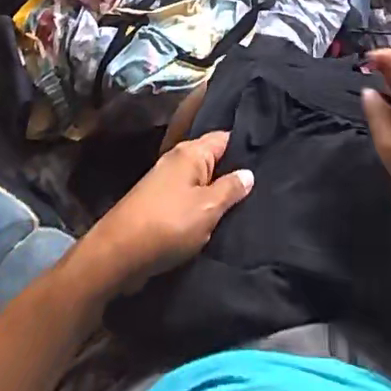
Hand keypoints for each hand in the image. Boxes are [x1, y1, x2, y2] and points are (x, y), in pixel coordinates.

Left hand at [72, 130, 253, 293]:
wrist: (120, 252)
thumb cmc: (168, 223)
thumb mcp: (207, 207)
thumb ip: (230, 189)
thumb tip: (248, 172)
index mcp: (189, 153)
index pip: (224, 138)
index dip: (246, 145)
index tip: (270, 156)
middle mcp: (177, 160)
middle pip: (213, 159)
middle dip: (235, 171)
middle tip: (267, 184)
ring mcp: (166, 181)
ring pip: (202, 181)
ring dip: (219, 192)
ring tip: (250, 203)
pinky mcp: (160, 203)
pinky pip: (190, 198)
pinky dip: (204, 206)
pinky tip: (220, 218)